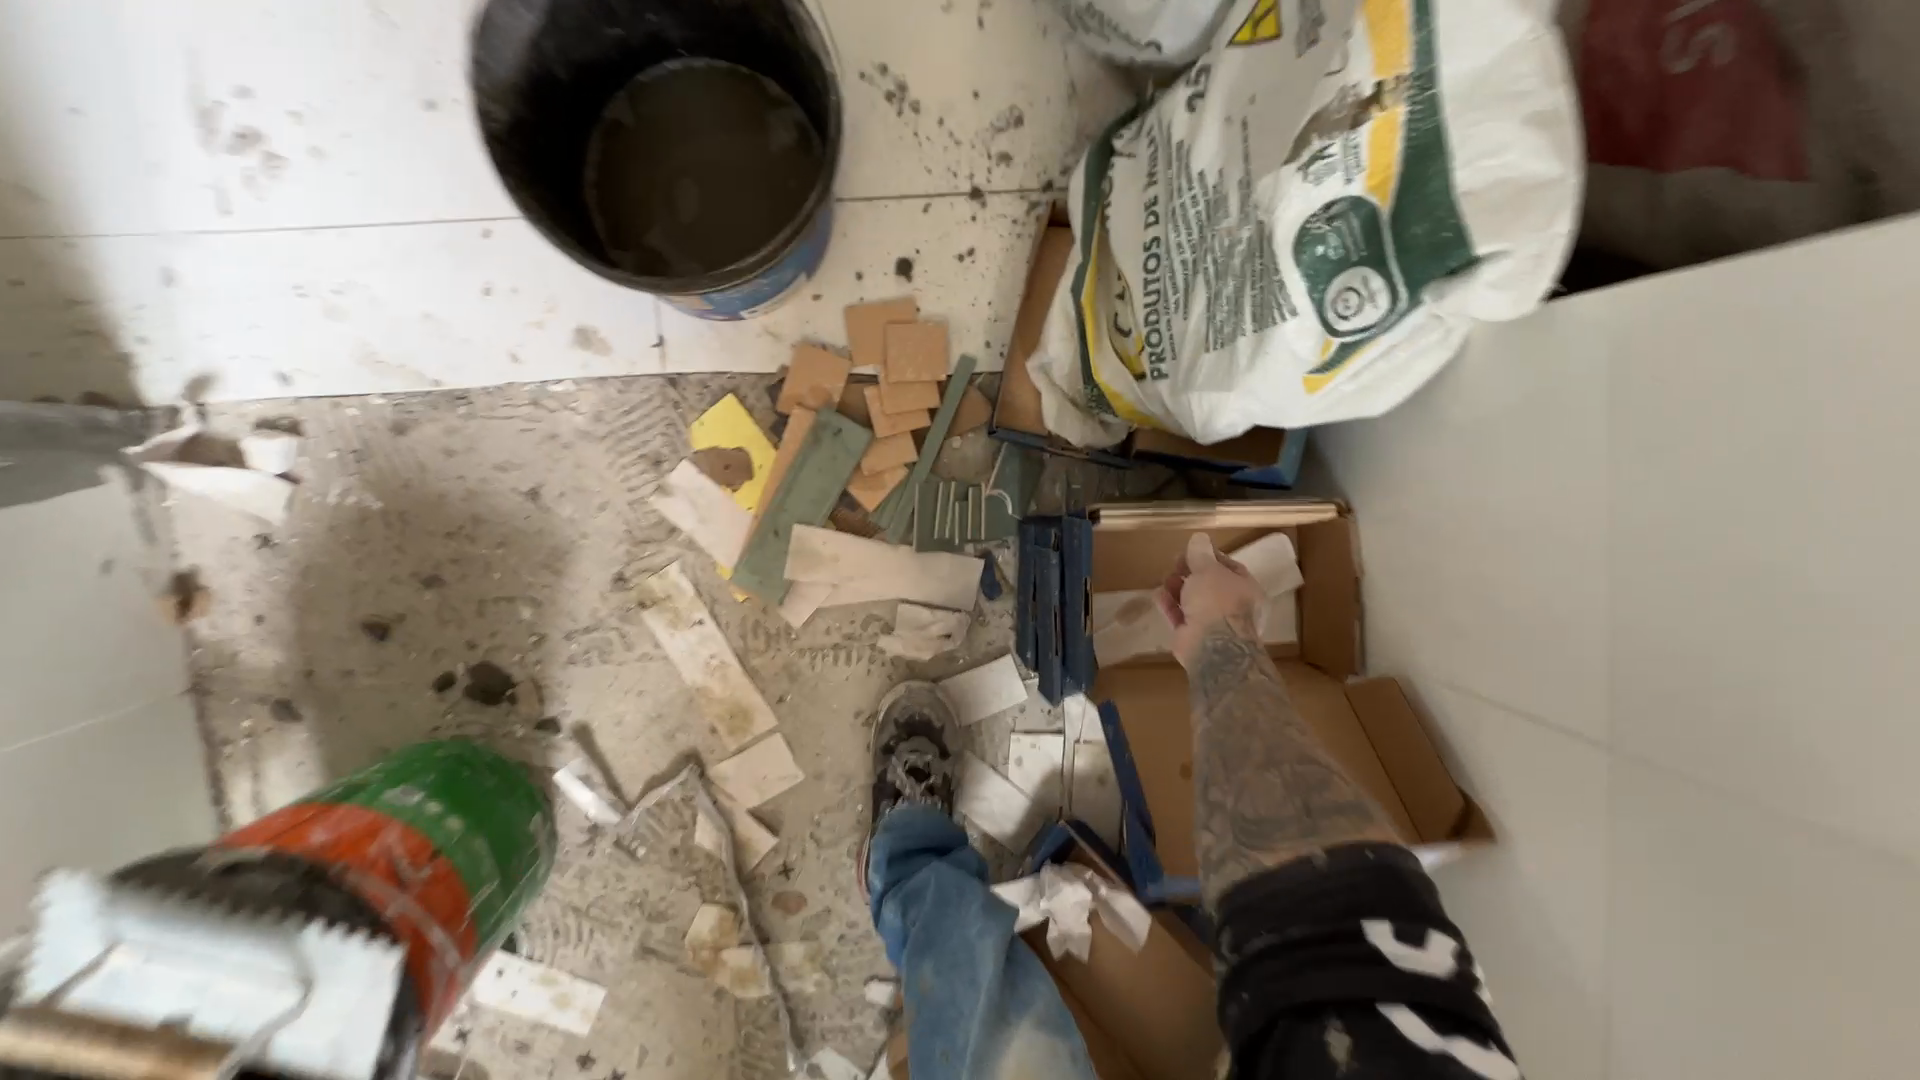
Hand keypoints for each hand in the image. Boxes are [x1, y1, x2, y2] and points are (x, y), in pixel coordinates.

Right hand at [1154, 533, 1265, 668]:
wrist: (1212, 646)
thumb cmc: (1217, 601)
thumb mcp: (1208, 570)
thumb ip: (1200, 554)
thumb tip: (1199, 537)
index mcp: (1247, 590)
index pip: (1230, 568)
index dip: (1210, 557)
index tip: (1192, 550)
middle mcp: (1233, 607)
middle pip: (1209, 584)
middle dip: (1190, 573)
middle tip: (1175, 563)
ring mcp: (1214, 624)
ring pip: (1194, 601)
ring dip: (1178, 588)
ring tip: (1165, 579)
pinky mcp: (1194, 637)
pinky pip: (1180, 617)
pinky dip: (1169, 606)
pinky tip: (1158, 595)